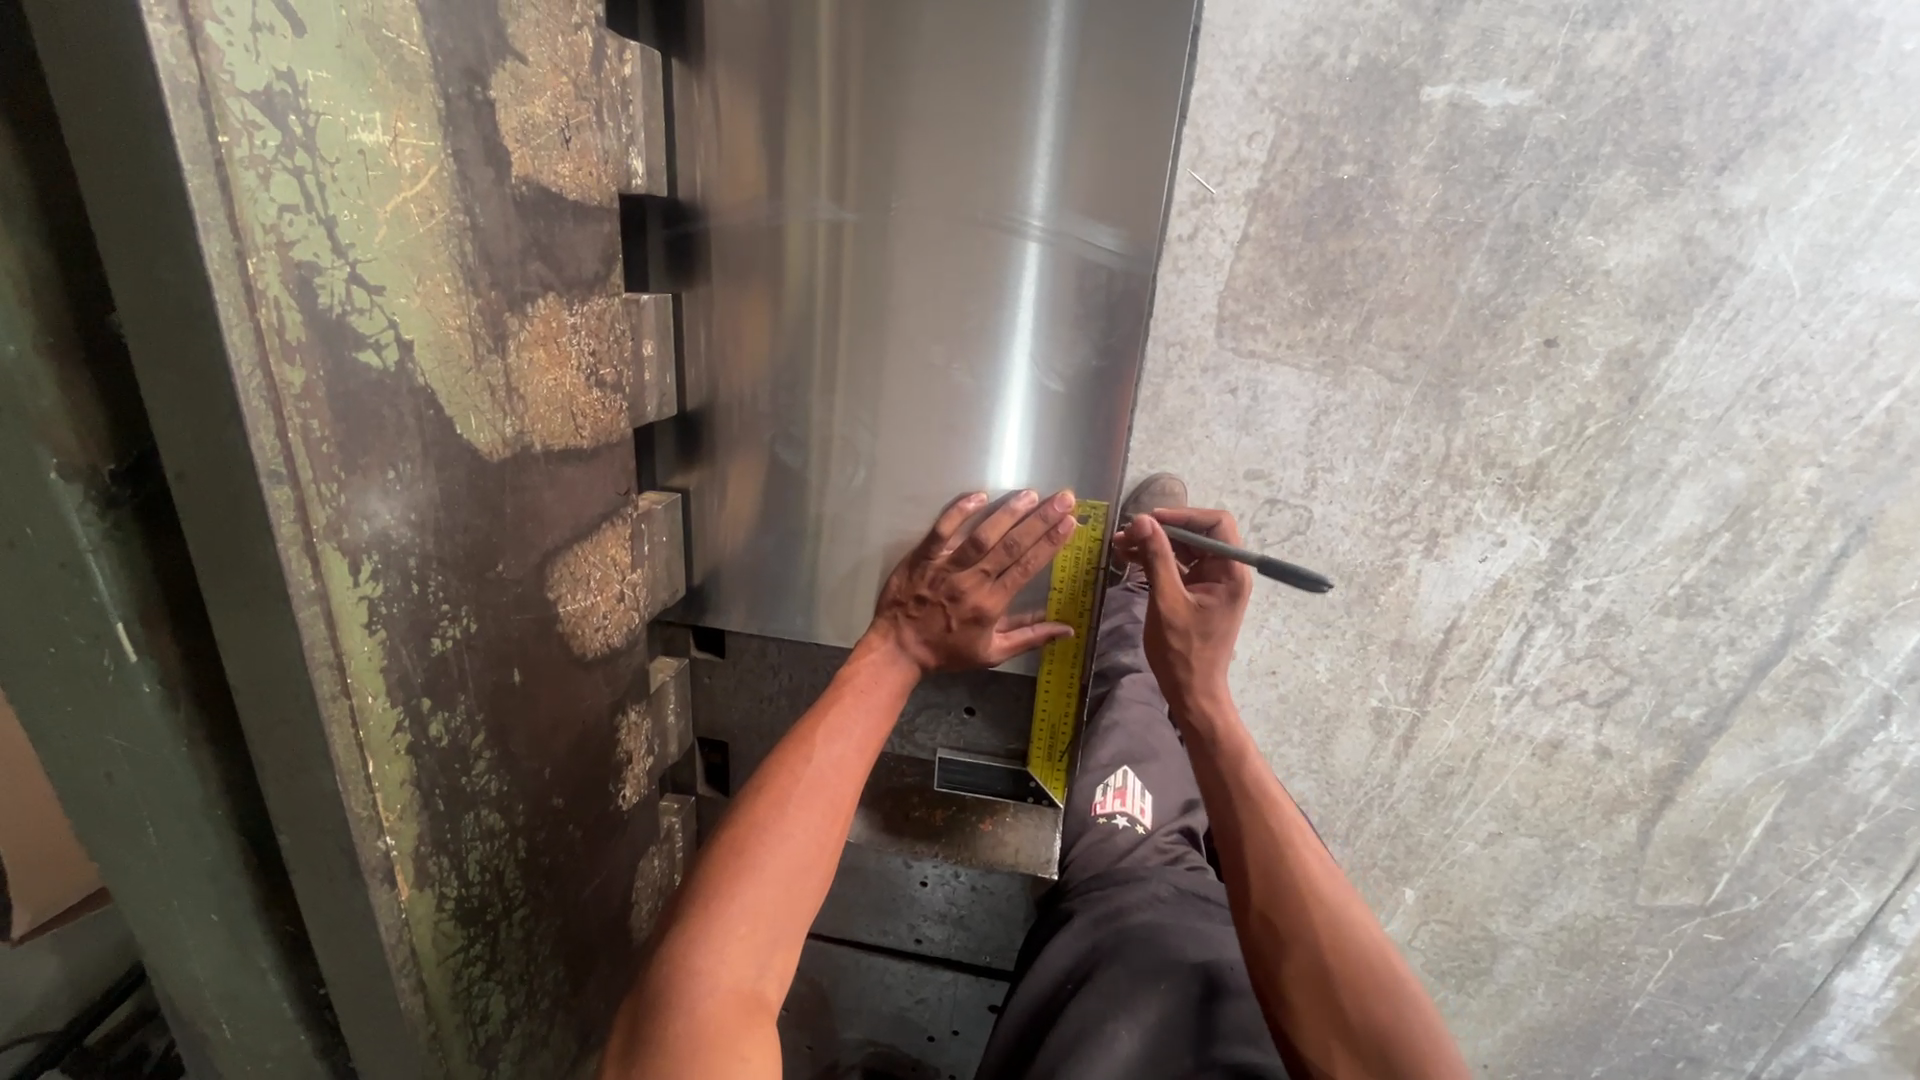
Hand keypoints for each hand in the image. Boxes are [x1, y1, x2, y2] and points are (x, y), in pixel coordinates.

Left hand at [866, 489, 1079, 673]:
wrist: (898, 649)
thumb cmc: (947, 652)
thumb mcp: (992, 653)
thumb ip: (1030, 637)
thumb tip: (1067, 629)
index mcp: (991, 604)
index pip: (1027, 567)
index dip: (1050, 543)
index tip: (1070, 523)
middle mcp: (972, 582)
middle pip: (1011, 546)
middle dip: (1040, 520)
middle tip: (1063, 498)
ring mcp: (946, 567)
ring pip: (981, 535)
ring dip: (1008, 513)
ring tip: (1030, 494)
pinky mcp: (923, 557)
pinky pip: (942, 530)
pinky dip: (959, 511)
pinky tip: (980, 496)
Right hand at [1112, 506, 1252, 716]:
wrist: (1191, 691)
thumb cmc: (1182, 651)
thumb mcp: (1166, 601)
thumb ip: (1156, 558)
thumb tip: (1142, 520)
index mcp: (1231, 572)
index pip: (1216, 524)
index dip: (1183, 515)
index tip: (1150, 520)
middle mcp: (1227, 572)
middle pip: (1197, 534)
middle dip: (1161, 530)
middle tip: (1127, 533)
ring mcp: (1213, 582)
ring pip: (1184, 548)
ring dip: (1154, 544)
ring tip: (1120, 544)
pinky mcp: (1198, 592)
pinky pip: (1178, 566)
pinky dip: (1155, 560)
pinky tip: (1129, 558)